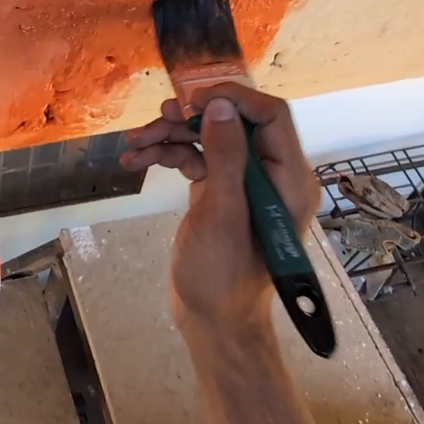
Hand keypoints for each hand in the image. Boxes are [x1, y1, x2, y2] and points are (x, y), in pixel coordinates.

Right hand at [120, 84, 321, 333]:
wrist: (211, 323)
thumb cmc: (223, 277)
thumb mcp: (222, 215)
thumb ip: (225, 157)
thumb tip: (219, 105)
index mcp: (289, 179)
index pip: (272, 116)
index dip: (233, 100)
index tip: (193, 100)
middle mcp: (270, 174)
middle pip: (232, 122)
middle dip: (190, 118)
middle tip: (156, 120)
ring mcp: (243, 182)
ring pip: (207, 136)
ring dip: (169, 135)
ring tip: (134, 143)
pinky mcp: (219, 191)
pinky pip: (194, 157)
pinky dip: (166, 154)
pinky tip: (137, 160)